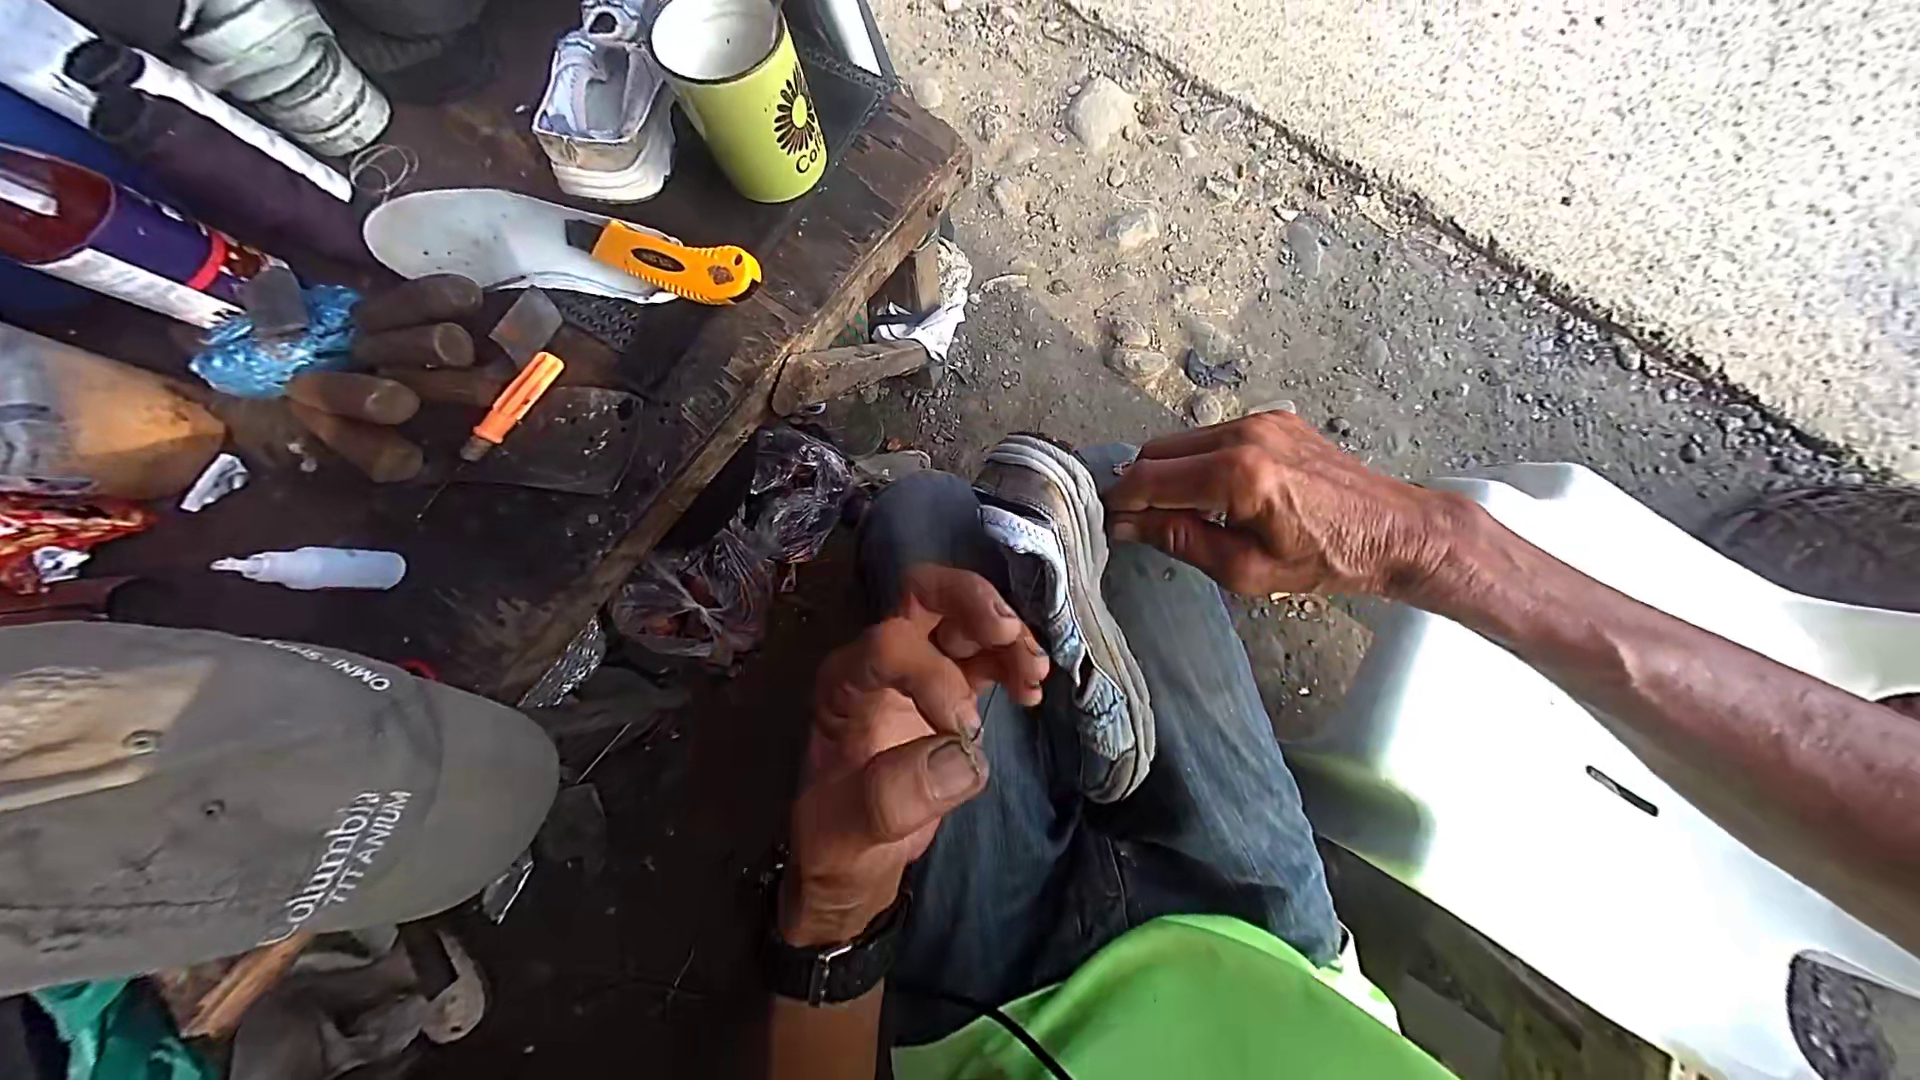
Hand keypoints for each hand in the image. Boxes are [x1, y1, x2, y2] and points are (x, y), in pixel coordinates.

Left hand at [781, 565, 1048, 945]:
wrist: (855, 857)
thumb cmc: (838, 843)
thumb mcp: (842, 836)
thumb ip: (889, 799)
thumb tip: (964, 754)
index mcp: (843, 684)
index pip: (888, 645)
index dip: (933, 674)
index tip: (967, 729)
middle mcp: (879, 663)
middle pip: (921, 596)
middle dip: (969, 600)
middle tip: (1008, 629)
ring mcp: (918, 669)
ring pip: (963, 618)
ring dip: (1004, 633)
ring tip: (1034, 671)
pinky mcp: (950, 686)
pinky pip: (985, 653)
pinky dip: (1013, 658)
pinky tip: (1031, 687)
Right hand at [1103, 411, 1465, 597]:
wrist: (1398, 530)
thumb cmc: (1325, 559)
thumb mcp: (1244, 569)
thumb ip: (1179, 540)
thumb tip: (1128, 525)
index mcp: (1236, 476)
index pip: (1148, 479)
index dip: (1120, 501)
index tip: (1110, 522)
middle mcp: (1243, 435)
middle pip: (1156, 452)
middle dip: (1138, 486)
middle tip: (1140, 522)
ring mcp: (1260, 421)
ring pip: (1180, 441)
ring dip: (1165, 473)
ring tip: (1178, 510)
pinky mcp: (1273, 419)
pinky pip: (1210, 437)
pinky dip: (1194, 461)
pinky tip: (1211, 492)